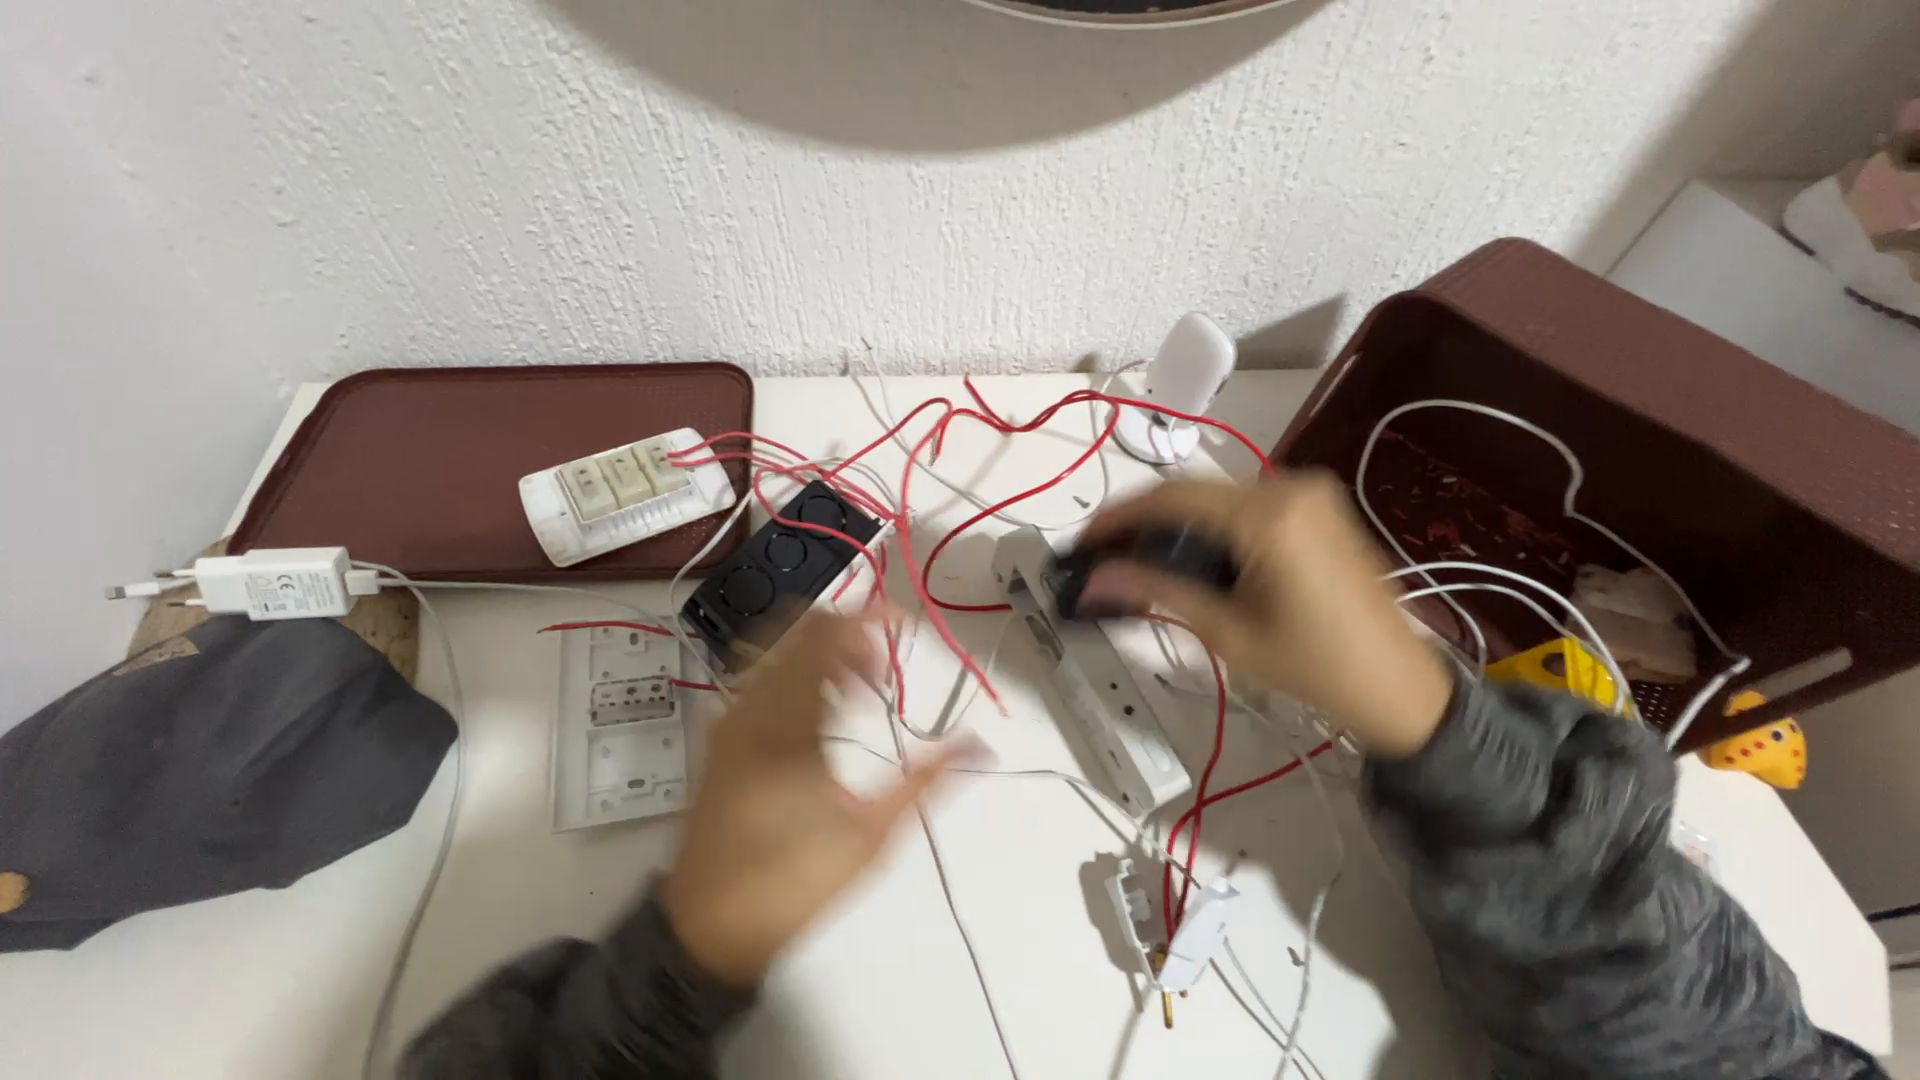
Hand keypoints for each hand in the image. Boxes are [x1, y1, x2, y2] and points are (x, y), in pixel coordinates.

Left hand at [661, 609, 971, 985]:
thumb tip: (979, 745)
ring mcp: (730, 722)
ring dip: (825, 656)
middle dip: (850, 635)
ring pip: (779, 653)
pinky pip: (763, 682)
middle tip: (883, 669)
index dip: (869, 616)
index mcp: (790, 722)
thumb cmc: (790, 881)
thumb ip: (928, 780)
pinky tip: (824, 715)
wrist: (704, 929)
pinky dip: (799, 678)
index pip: (827, 634)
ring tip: (861, 692)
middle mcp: (752, 708)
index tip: (904, 622)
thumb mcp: (872, 836)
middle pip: (800, 631)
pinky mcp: (722, 740)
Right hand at [1077, 471, 1452, 757]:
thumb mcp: (1227, 631)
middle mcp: (1289, 487)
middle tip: (1109, 559)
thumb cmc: (1313, 667)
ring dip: (1176, 525)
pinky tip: (1191, 557)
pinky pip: (1244, 504)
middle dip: (1145, 523)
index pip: (1173, 498)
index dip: (1120, 516)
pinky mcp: (1316, 505)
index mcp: (1269, 517)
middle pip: (1193, 492)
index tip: (1084, 542)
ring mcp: (1308, 492)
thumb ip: (1158, 589)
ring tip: (1142, 563)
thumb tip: (1095, 576)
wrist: (1397, 683)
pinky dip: (1210, 526)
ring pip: (1216, 496)